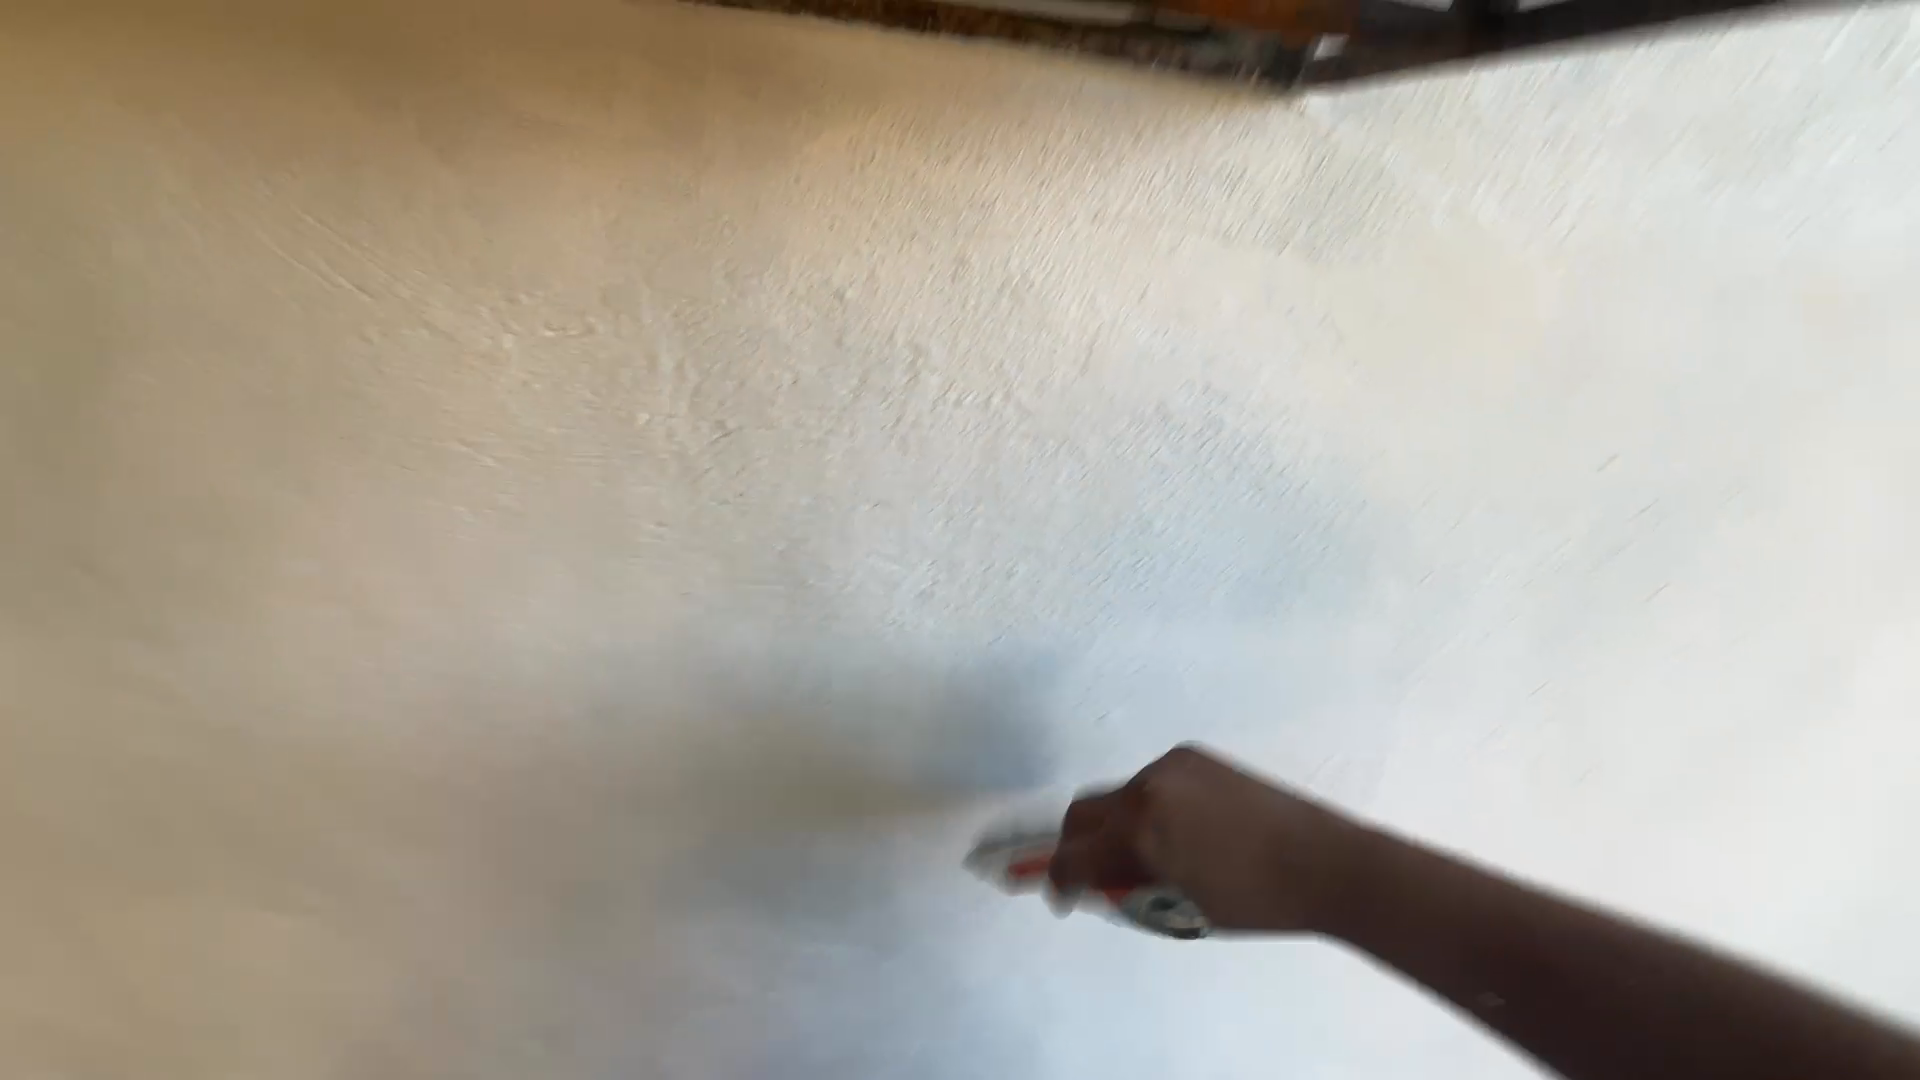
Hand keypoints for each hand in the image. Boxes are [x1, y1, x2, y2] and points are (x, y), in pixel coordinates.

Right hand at [1046, 744, 1363, 932]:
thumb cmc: (1255, 902)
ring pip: (1118, 796)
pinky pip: (1150, 782)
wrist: (1325, 861)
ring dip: (1118, 824)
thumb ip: (1128, 890)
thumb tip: (1093, 882)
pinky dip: (1149, 806)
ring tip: (1155, 853)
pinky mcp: (1190, 754)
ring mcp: (1168, 766)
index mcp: (1142, 834)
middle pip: (1082, 811)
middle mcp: (1144, 789)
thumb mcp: (1181, 909)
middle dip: (1076, 842)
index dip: (1058, 878)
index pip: (1074, 854)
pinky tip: (1183, 827)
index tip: (1061, 894)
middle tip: (1092, 872)